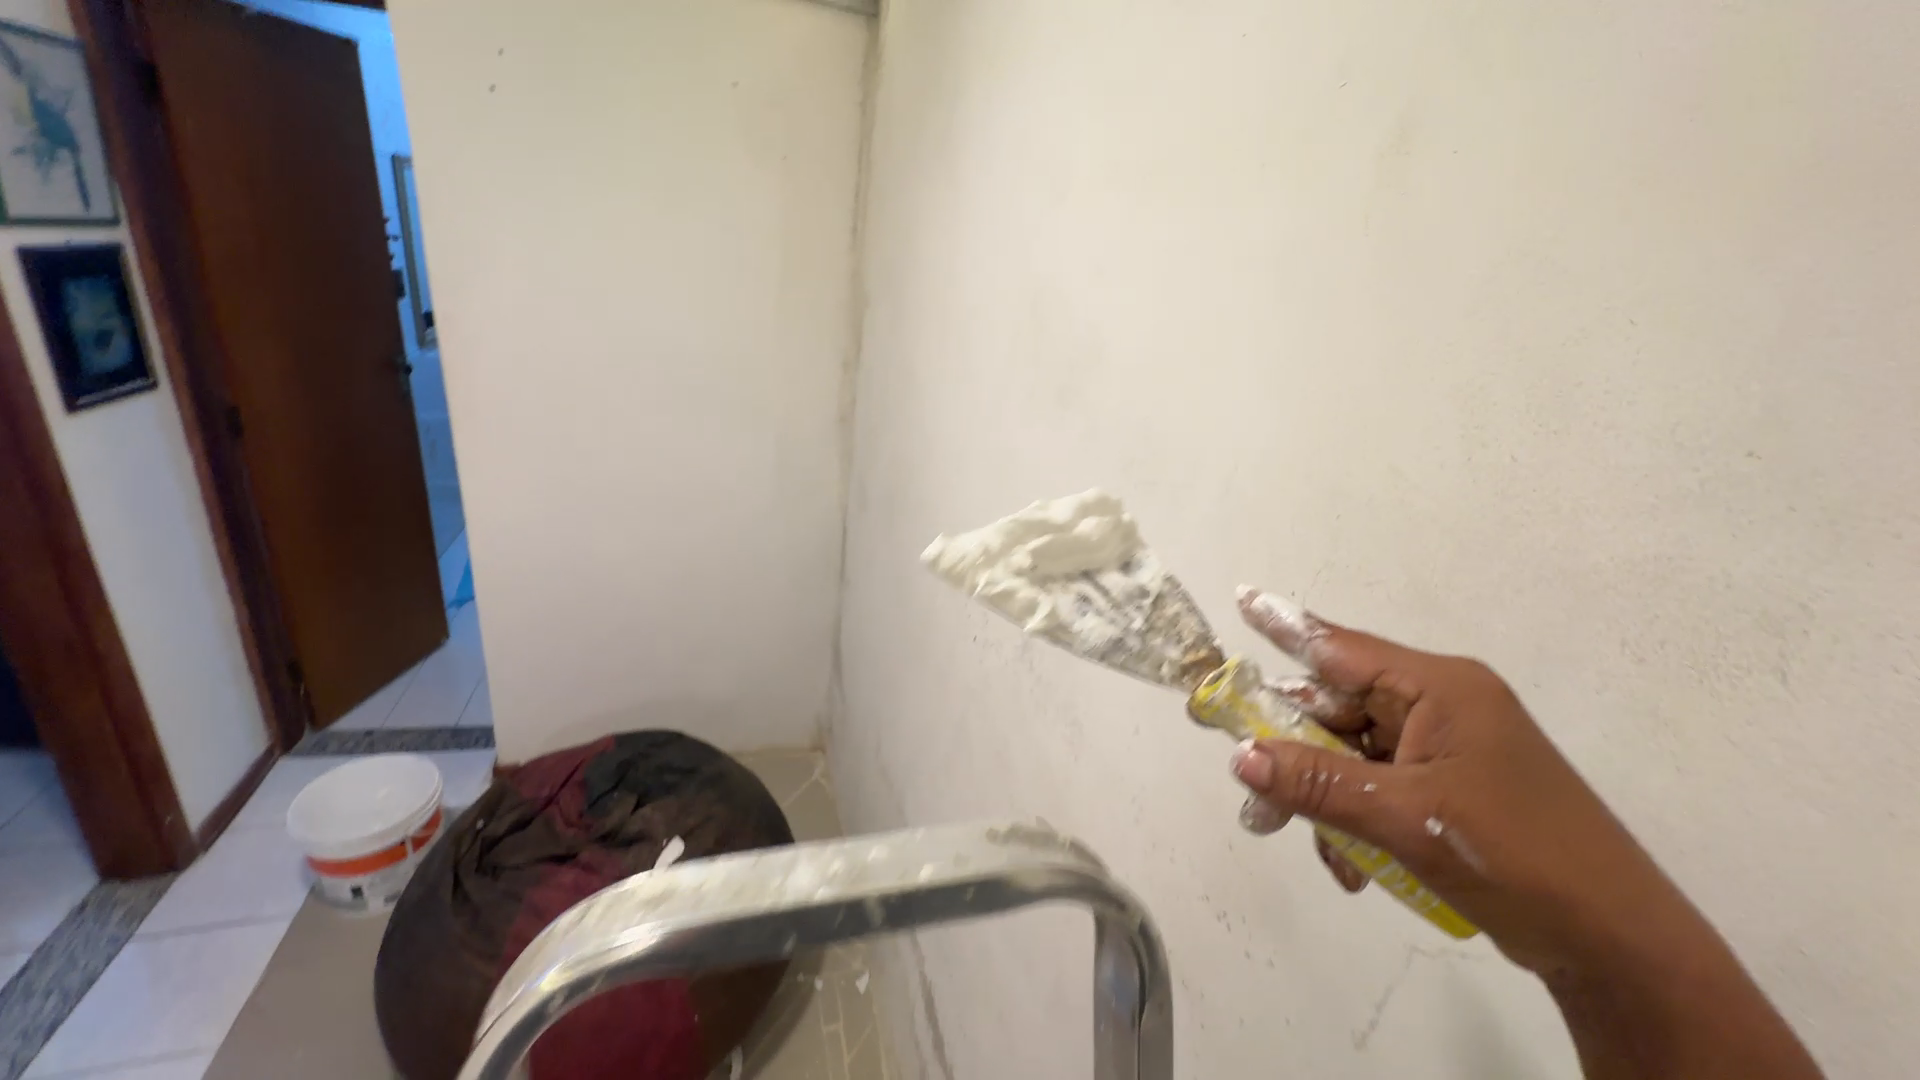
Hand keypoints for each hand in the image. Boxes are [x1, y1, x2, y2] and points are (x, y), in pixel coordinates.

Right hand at [1221, 586, 1693, 977]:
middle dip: (1292, 749)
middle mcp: (1439, 708)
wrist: (1616, 944)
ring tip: (1308, 845)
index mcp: (1440, 689)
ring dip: (1322, 798)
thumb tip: (1240, 756)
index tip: (1239, 599)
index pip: (1341, 648)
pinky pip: (1374, 787)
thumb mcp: (1406, 818)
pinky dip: (1353, 820)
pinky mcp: (1447, 790)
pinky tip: (1351, 867)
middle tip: (1252, 791)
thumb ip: (1317, 783)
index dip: (1284, 627)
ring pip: (1349, 754)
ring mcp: (1444, 750)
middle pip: (1337, 708)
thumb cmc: (1517, 857)